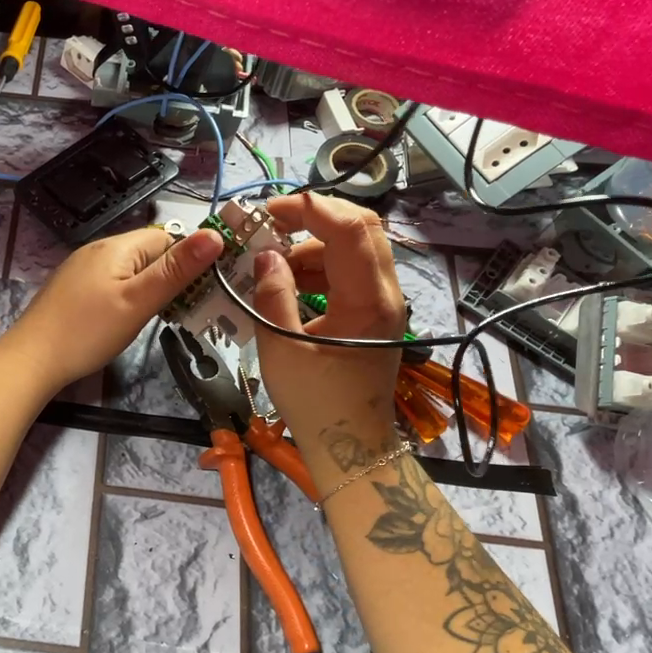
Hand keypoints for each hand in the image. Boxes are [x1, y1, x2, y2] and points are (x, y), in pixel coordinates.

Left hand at [2, 226, 223, 389]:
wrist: (31, 360)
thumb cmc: (87, 332)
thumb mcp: (138, 301)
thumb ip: (176, 270)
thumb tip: (215, 234)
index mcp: (116, 246)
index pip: (168, 238)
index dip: (189, 260)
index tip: (206, 289)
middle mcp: (97, 251)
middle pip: (149, 254)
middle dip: (170, 277)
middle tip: (187, 310)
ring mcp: (81, 271)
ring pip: (130, 272)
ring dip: (149, 290)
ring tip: (158, 318)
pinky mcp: (72, 292)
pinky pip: (111, 285)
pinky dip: (126, 299)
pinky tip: (125, 321)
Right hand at [249, 193, 404, 479]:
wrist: (350, 444)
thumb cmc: (315, 403)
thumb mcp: (282, 349)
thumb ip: (272, 296)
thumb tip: (266, 256)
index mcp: (368, 301)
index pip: (349, 229)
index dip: (310, 209)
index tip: (269, 212)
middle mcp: (386, 293)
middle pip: (361, 228)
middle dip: (314, 217)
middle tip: (272, 224)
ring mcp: (384, 302)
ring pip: (356, 248)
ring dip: (313, 244)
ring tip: (271, 260)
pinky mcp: (375, 313)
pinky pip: (352, 272)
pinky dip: (321, 266)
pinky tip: (289, 281)